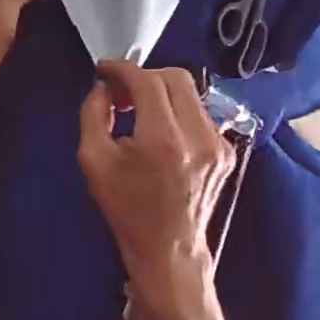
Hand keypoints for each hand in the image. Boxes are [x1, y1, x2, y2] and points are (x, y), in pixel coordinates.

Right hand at [77, 62, 234, 303]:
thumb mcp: (93, 161)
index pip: (147, 81)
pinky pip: (199, 114)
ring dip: (161, 92)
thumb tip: (104, 88)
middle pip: (175, 77)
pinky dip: (176, 111)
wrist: (168, 249)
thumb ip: (93, 115)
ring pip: (190, 93)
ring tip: (139, 111)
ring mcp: (218, 144)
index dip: (123, 69)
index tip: (105, 71)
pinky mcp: (226, 152)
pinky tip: (160, 132)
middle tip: (122, 92)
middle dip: (144, 76)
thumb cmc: (126, 209)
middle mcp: (198, 137)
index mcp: (163, 140)